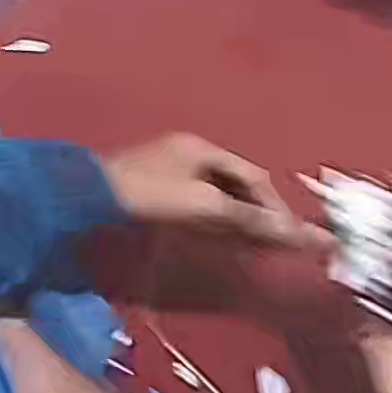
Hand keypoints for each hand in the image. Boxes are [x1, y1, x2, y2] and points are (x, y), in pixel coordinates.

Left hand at [102, 134, 329, 249]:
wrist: (94, 195)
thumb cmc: (152, 194)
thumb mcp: (206, 205)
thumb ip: (250, 218)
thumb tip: (297, 233)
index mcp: (200, 147)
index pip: (253, 174)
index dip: (275, 206)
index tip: (288, 237)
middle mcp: (188, 150)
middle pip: (236, 181)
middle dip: (258, 211)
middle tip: (272, 245)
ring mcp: (171, 164)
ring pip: (218, 191)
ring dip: (238, 216)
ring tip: (252, 245)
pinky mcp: (158, 183)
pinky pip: (199, 198)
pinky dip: (216, 216)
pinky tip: (220, 237)